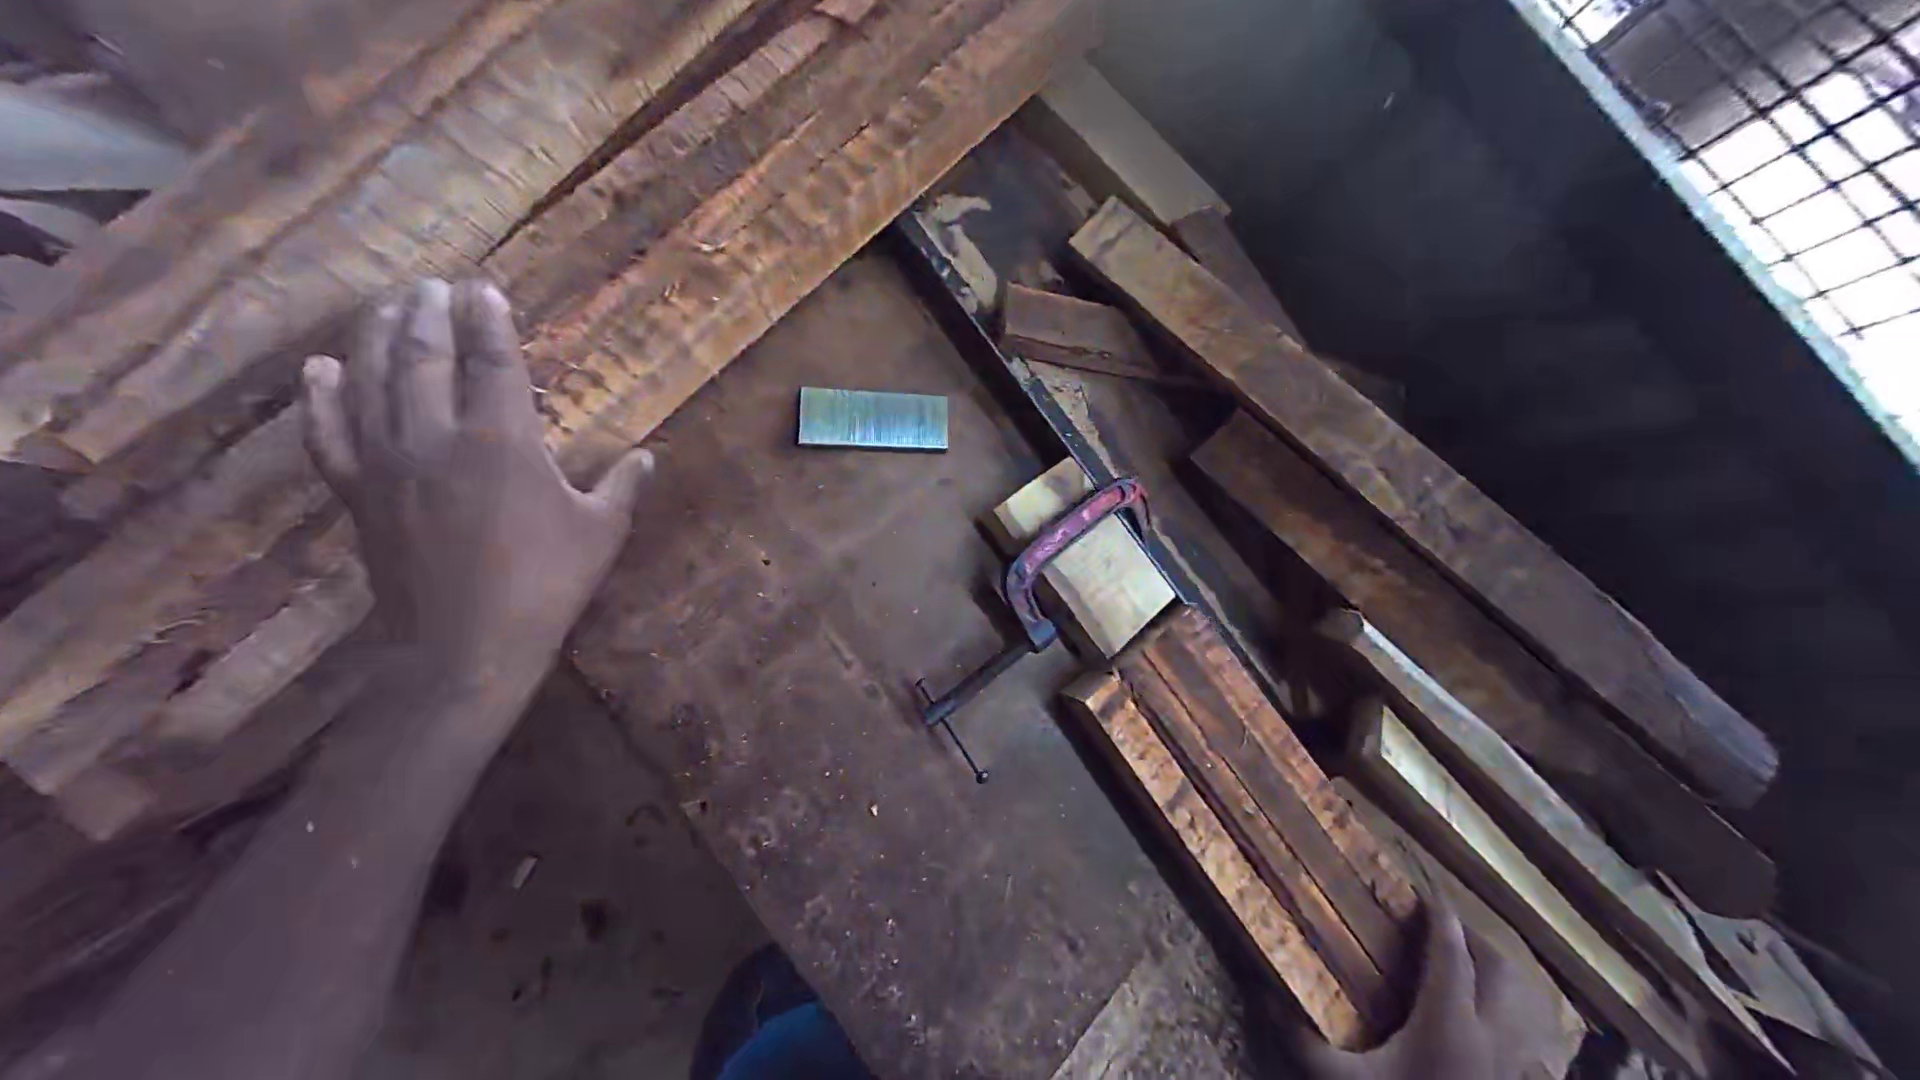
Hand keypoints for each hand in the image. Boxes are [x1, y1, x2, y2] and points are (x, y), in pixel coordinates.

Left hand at [301, 278, 651, 684]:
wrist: (466, 644)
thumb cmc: (547, 583)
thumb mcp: (601, 532)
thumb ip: (624, 485)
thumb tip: (648, 455)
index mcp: (504, 441)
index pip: (493, 362)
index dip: (490, 322)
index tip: (484, 289)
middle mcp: (437, 436)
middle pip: (425, 357)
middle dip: (430, 314)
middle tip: (433, 284)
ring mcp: (389, 461)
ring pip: (374, 380)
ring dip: (381, 336)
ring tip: (389, 304)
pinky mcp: (359, 492)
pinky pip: (330, 432)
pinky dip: (323, 397)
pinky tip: (323, 369)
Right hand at [1297, 905, 1560, 1079]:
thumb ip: (1301, 1040)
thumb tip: (1262, 993)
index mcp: (1449, 1022)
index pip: (1451, 954)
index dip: (1440, 918)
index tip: (1423, 893)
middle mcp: (1490, 1038)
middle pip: (1500, 971)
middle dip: (1473, 940)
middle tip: (1438, 927)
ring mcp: (1514, 1069)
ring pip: (1525, 1005)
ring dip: (1497, 977)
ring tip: (1462, 966)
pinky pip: (1528, 1041)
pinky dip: (1510, 1018)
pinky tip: (1483, 1025)